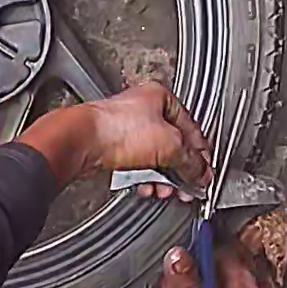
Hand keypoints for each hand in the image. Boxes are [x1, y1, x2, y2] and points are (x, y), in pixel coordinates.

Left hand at [15, 82, 212, 192]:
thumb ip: (191, 160)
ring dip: (163, 177)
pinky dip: (145, 177)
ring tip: (166, 190)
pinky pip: (137, 165)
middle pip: (172, 145)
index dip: (201, 154)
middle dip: (180, 170)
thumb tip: (202, 173)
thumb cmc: (117, 130)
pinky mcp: (115, 147)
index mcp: (161, 97)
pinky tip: (147, 187)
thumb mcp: (169, 145)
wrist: (82, 142)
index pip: (192, 128)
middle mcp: (143, 110)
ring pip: (154, 157)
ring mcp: (128, 128)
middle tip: (187, 186)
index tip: (205, 172)